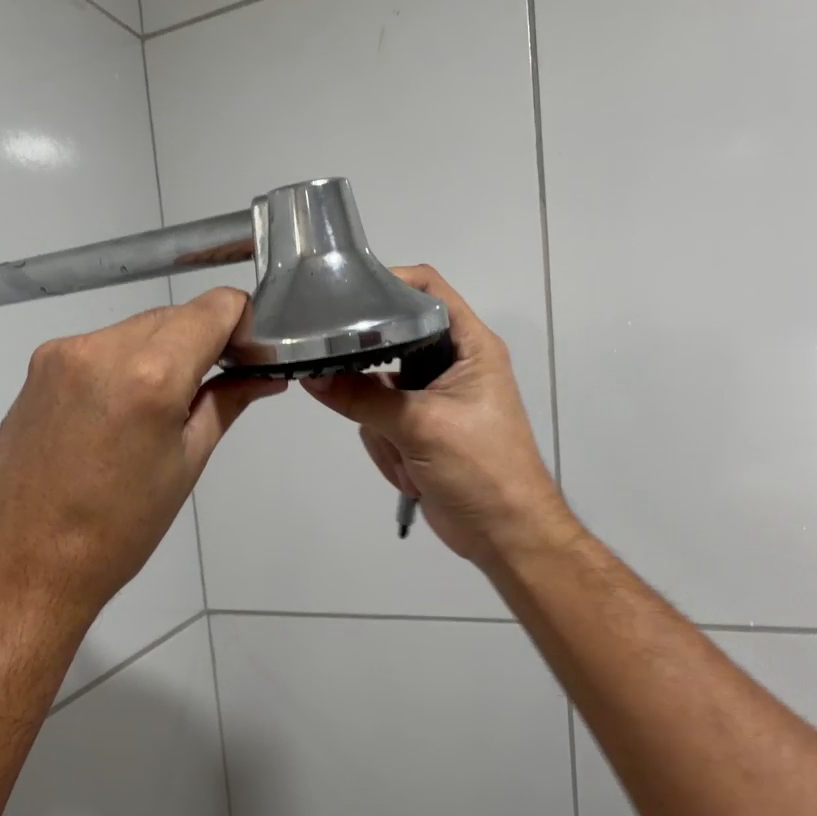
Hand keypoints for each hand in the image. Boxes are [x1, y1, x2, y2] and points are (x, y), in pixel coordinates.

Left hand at [0, 288, 284, 612]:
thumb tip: (261, 377)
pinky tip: (121, 415)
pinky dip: (123, 365)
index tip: (245, 360)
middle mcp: (102, 350)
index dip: (242, 326)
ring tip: (161, 413)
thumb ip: (225, 404)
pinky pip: (99, 347)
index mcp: (149, 376)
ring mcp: (62, 355)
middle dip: (203, 341)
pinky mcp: (38, 369)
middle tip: (214, 389)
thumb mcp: (185, 465)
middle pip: (174, 315)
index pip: (214, 308)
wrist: (26, 562)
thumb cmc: (113, 531)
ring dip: (162, 353)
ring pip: (135, 329)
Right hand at [302, 266, 574, 565]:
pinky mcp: (417, 431)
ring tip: (408, 456)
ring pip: (376, 392)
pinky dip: (387, 451)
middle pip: (390, 343)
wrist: (505, 533)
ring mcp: (431, 400)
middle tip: (345, 383)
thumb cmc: (482, 468)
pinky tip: (410, 473)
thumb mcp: (420, 426)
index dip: (389, 282)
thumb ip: (362, 398)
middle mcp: (450, 365)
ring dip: (382, 430)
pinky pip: (379, 425)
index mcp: (469, 346)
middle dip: (372, 378)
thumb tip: (311, 376)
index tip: (343, 293)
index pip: (428, 290)